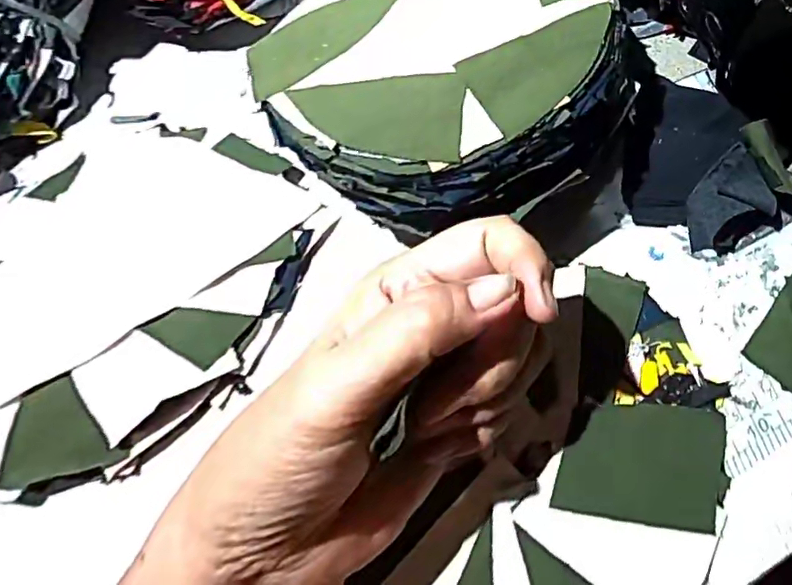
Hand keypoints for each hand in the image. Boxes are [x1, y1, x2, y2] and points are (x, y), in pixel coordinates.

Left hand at [124, 217, 558, 584]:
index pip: (492, 240)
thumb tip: (504, 289)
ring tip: (425, 426)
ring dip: (489, 396)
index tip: (536, 311)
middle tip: (441, 397)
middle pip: (520, 301)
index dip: (526, 263)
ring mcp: (458, 364)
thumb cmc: (266, 470)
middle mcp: (440, 316)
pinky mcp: (471, 408)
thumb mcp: (332, 391)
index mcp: (403, 289)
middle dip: (497, 356)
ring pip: (526, 350)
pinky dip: (488, 426)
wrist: (255, 567)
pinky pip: (519, 398)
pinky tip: (436, 446)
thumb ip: (418, 329)